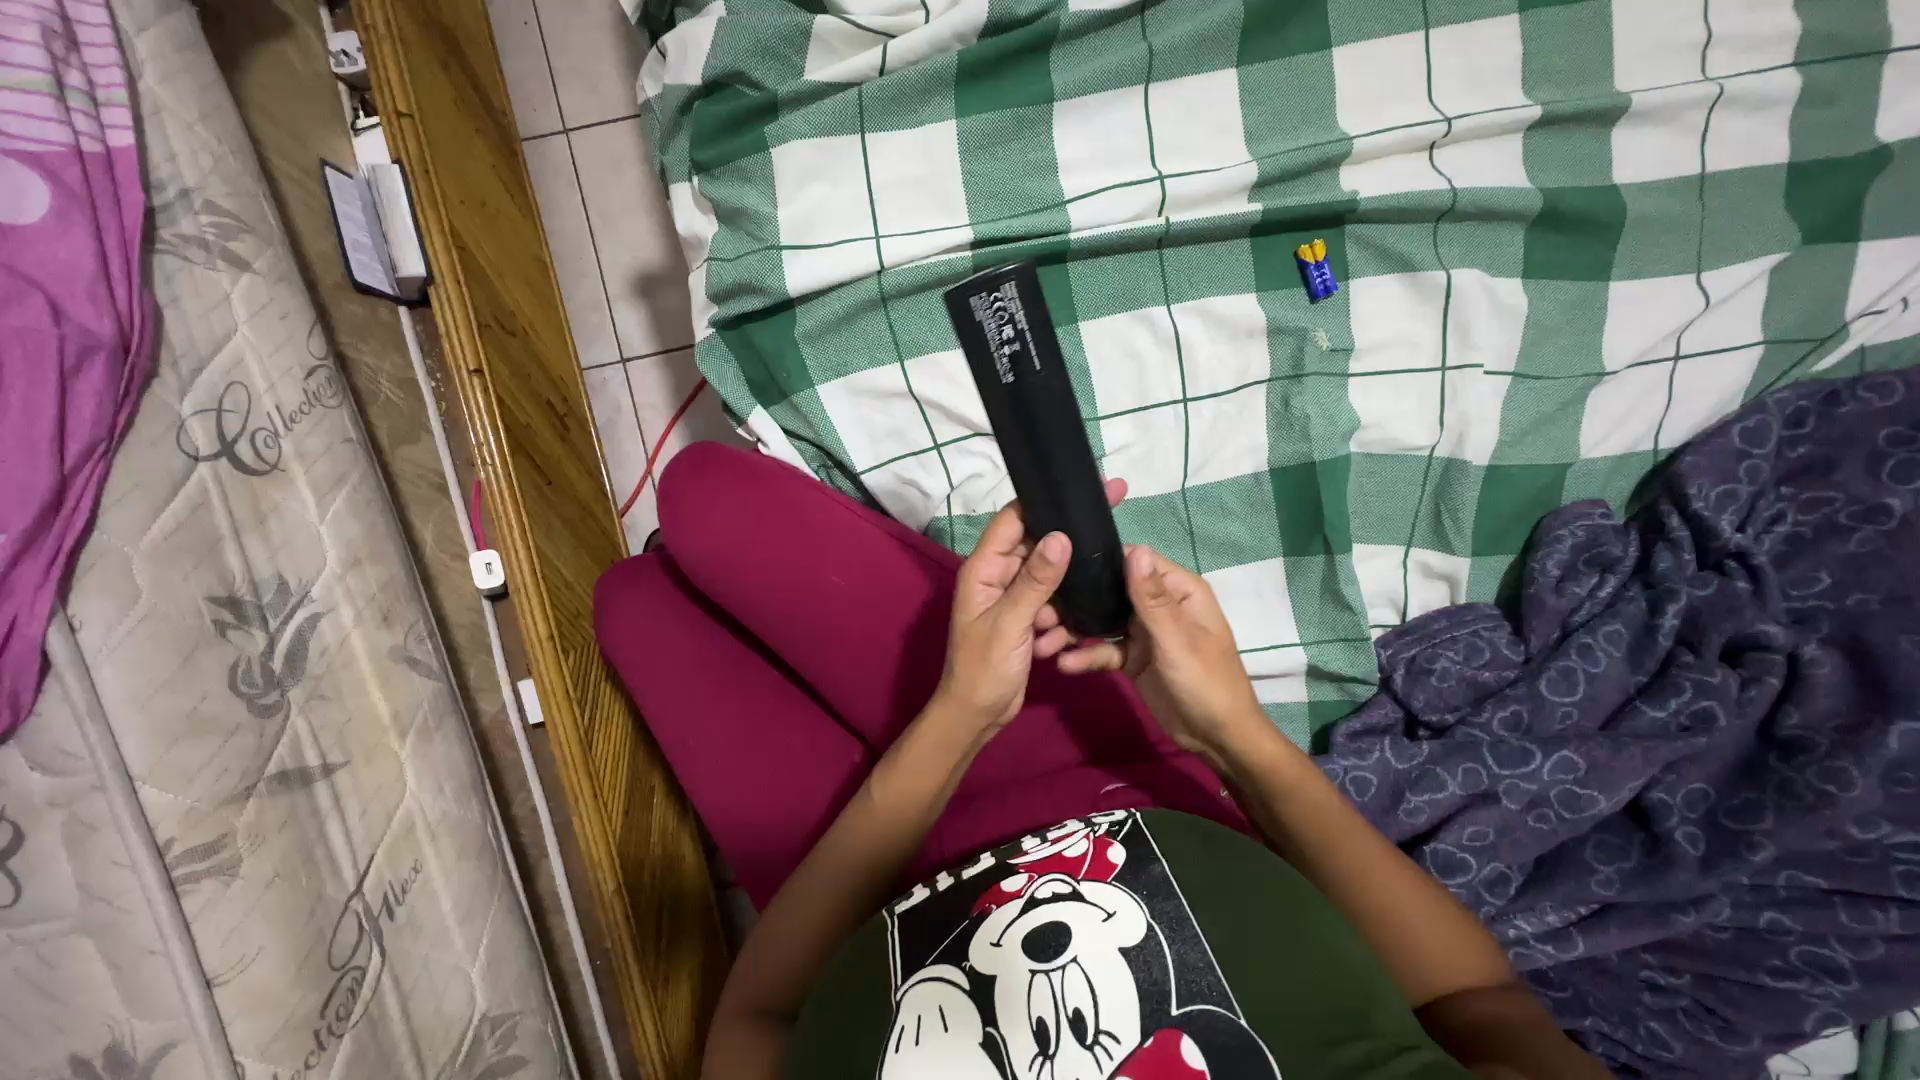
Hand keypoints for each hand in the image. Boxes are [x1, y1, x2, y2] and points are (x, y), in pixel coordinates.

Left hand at [932, 479, 1127, 735]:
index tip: (1083, 487)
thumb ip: (1035, 582)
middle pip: (1036, 542)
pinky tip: (1078, 617)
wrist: (977, 715)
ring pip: (1048, 572)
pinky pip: (1052, 599)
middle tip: (1111, 513)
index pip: (1013, 520)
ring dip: (1068, 581)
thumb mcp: (1009, 624)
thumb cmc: (983, 669)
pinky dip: (1065, 606)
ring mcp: (1013, 596)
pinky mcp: (1026, 616)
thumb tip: (1061, 537)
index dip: (1046, 500)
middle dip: (1068, 536)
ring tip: (1094, 579)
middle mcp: (997, 576)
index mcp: (983, 569)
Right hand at [1058, 545, 1264, 760]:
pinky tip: (1064, 664)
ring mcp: (1144, 632)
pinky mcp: (1133, 658)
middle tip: (1042, 609)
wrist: (1216, 739)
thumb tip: (1135, 549)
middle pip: (1112, 591)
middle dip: (1079, 599)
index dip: (1102, 560)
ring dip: (1075, 630)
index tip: (1062, 564)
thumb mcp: (1177, 640)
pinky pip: (1104, 650)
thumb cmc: (1207, 682)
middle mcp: (1160, 605)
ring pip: (1103, 621)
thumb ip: (1152, 598)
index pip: (1136, 561)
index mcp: (1179, 590)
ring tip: (1043, 641)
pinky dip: (1085, 656)